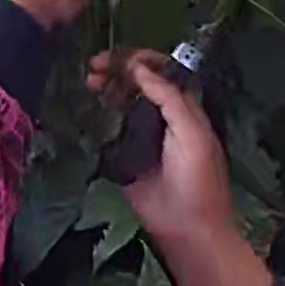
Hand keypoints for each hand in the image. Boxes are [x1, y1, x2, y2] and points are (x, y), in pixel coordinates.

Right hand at [87, 48, 271, 285]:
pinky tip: (88, 101)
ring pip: (121, 95)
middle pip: (137, 79)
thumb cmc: (196, 180)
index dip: (140, 58)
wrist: (185, 227)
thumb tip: (138, 67)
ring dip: (106, 82)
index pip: (162, 70)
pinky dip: (98, 105)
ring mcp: (141, 129)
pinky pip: (108, 119)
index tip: (117, 58)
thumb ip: (169, 99)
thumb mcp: (191, 135)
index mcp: (184, 108)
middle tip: (94, 67)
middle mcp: (161, 113)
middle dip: (116, 67)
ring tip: (89, 82)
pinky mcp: (122, 146)